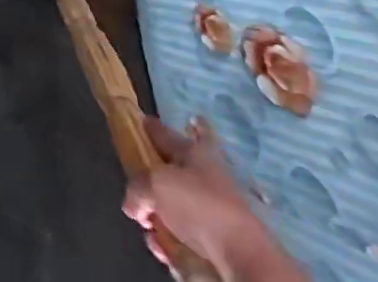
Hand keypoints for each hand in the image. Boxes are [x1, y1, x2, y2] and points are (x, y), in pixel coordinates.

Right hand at [123, 117, 307, 281]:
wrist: (244, 255)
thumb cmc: (198, 205)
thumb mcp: (154, 184)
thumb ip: (136, 188)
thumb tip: (134, 205)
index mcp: (193, 151)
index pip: (167, 131)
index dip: (153, 126)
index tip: (142, 121)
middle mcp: (206, 175)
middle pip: (173, 170)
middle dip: (153, 182)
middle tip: (139, 192)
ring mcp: (214, 207)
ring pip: (176, 205)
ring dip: (159, 217)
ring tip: (150, 230)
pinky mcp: (219, 237)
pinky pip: (186, 233)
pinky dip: (172, 241)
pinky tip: (163, 249)